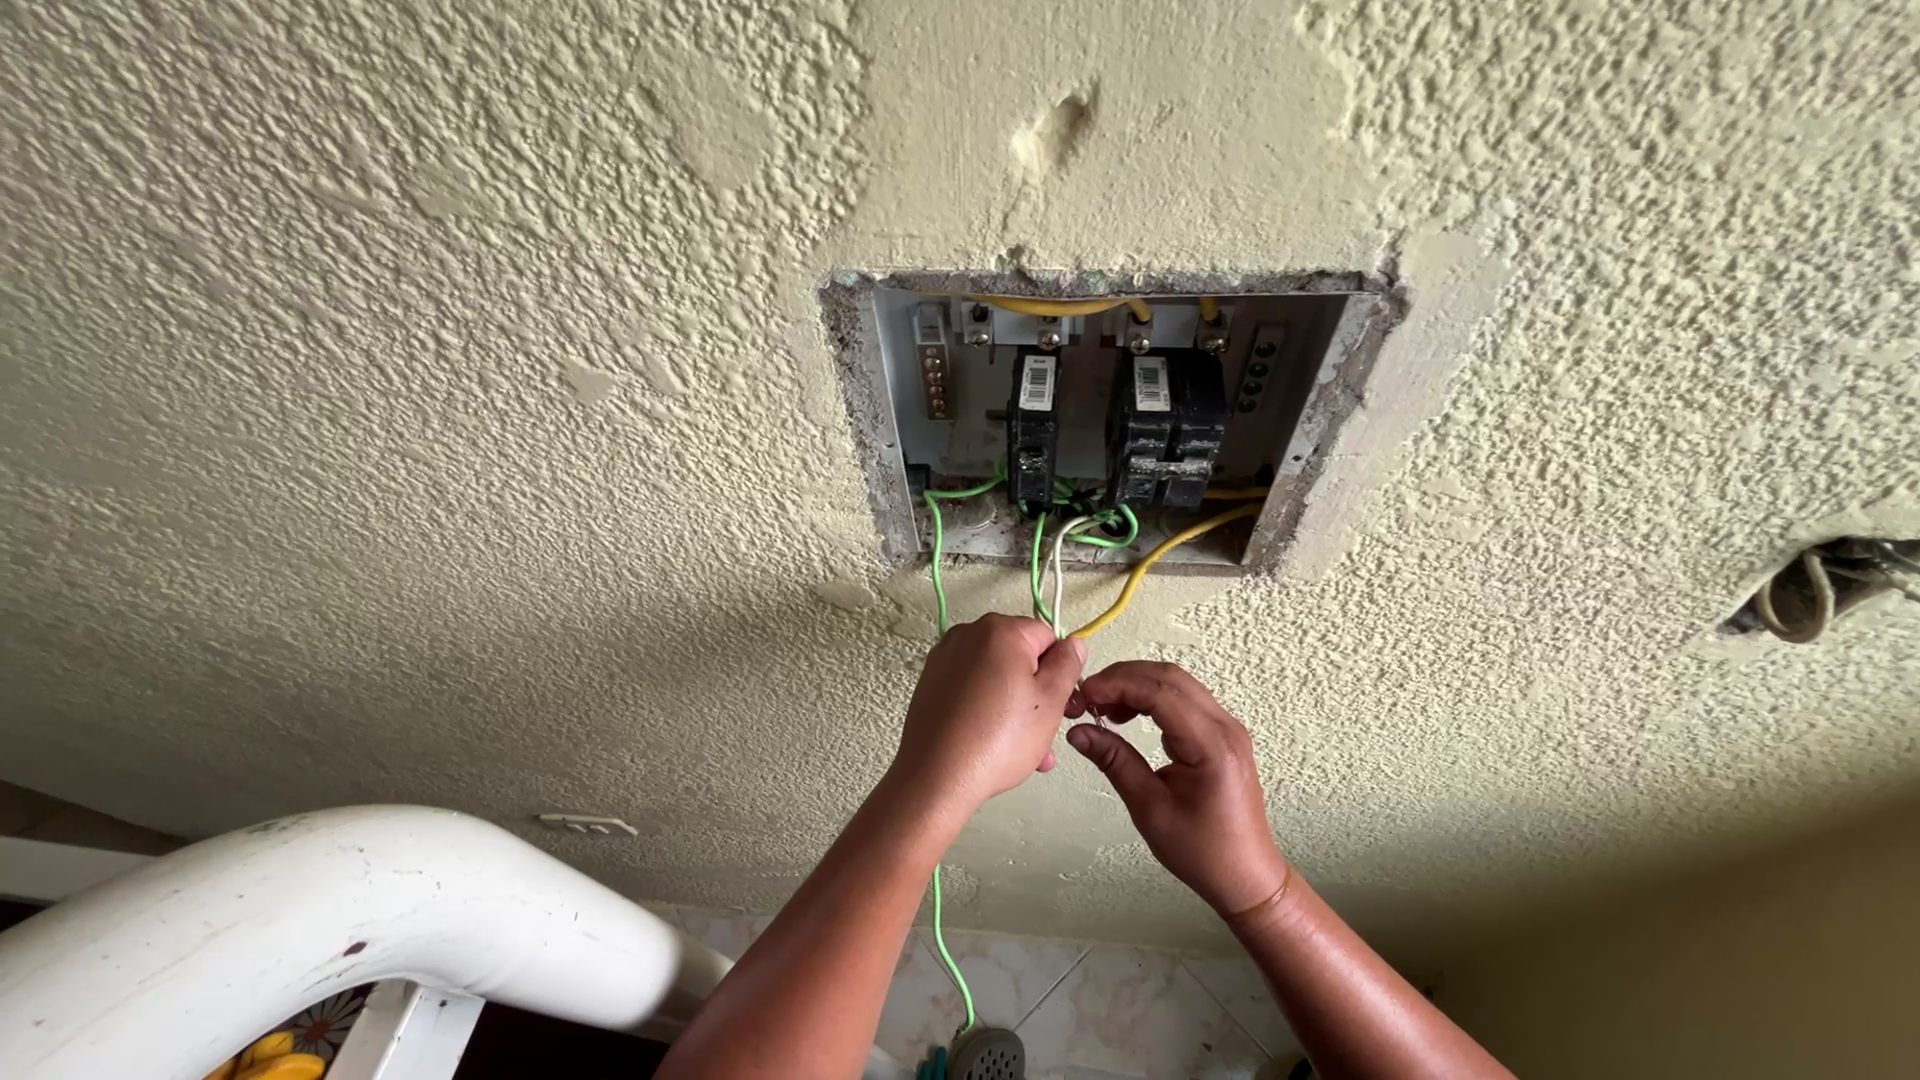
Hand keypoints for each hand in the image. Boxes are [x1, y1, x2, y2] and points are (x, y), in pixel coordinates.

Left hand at [893, 614, 1086, 812]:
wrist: (936, 776)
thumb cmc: (998, 739)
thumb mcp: (1050, 700)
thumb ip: (1068, 664)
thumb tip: (1072, 645)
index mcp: (1000, 630)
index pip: (1048, 638)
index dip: (1060, 672)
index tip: (1062, 705)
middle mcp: (968, 634)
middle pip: (1021, 658)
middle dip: (1038, 694)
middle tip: (1045, 735)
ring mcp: (945, 658)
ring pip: (997, 677)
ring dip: (1016, 708)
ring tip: (1024, 751)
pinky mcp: (931, 682)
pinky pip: (972, 689)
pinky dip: (988, 709)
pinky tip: (995, 743)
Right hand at [1065, 661, 1290, 920]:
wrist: (1246, 876)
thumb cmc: (1201, 851)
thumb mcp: (1149, 808)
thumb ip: (1114, 761)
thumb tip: (1077, 731)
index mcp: (1212, 746)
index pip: (1160, 693)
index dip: (1117, 685)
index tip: (1083, 695)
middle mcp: (1226, 727)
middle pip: (1169, 677)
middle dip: (1122, 679)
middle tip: (1086, 698)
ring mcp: (1228, 727)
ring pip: (1176, 683)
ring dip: (1136, 685)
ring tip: (1102, 707)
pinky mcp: (1222, 733)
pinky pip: (1184, 698)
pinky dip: (1151, 697)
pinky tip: (1127, 715)